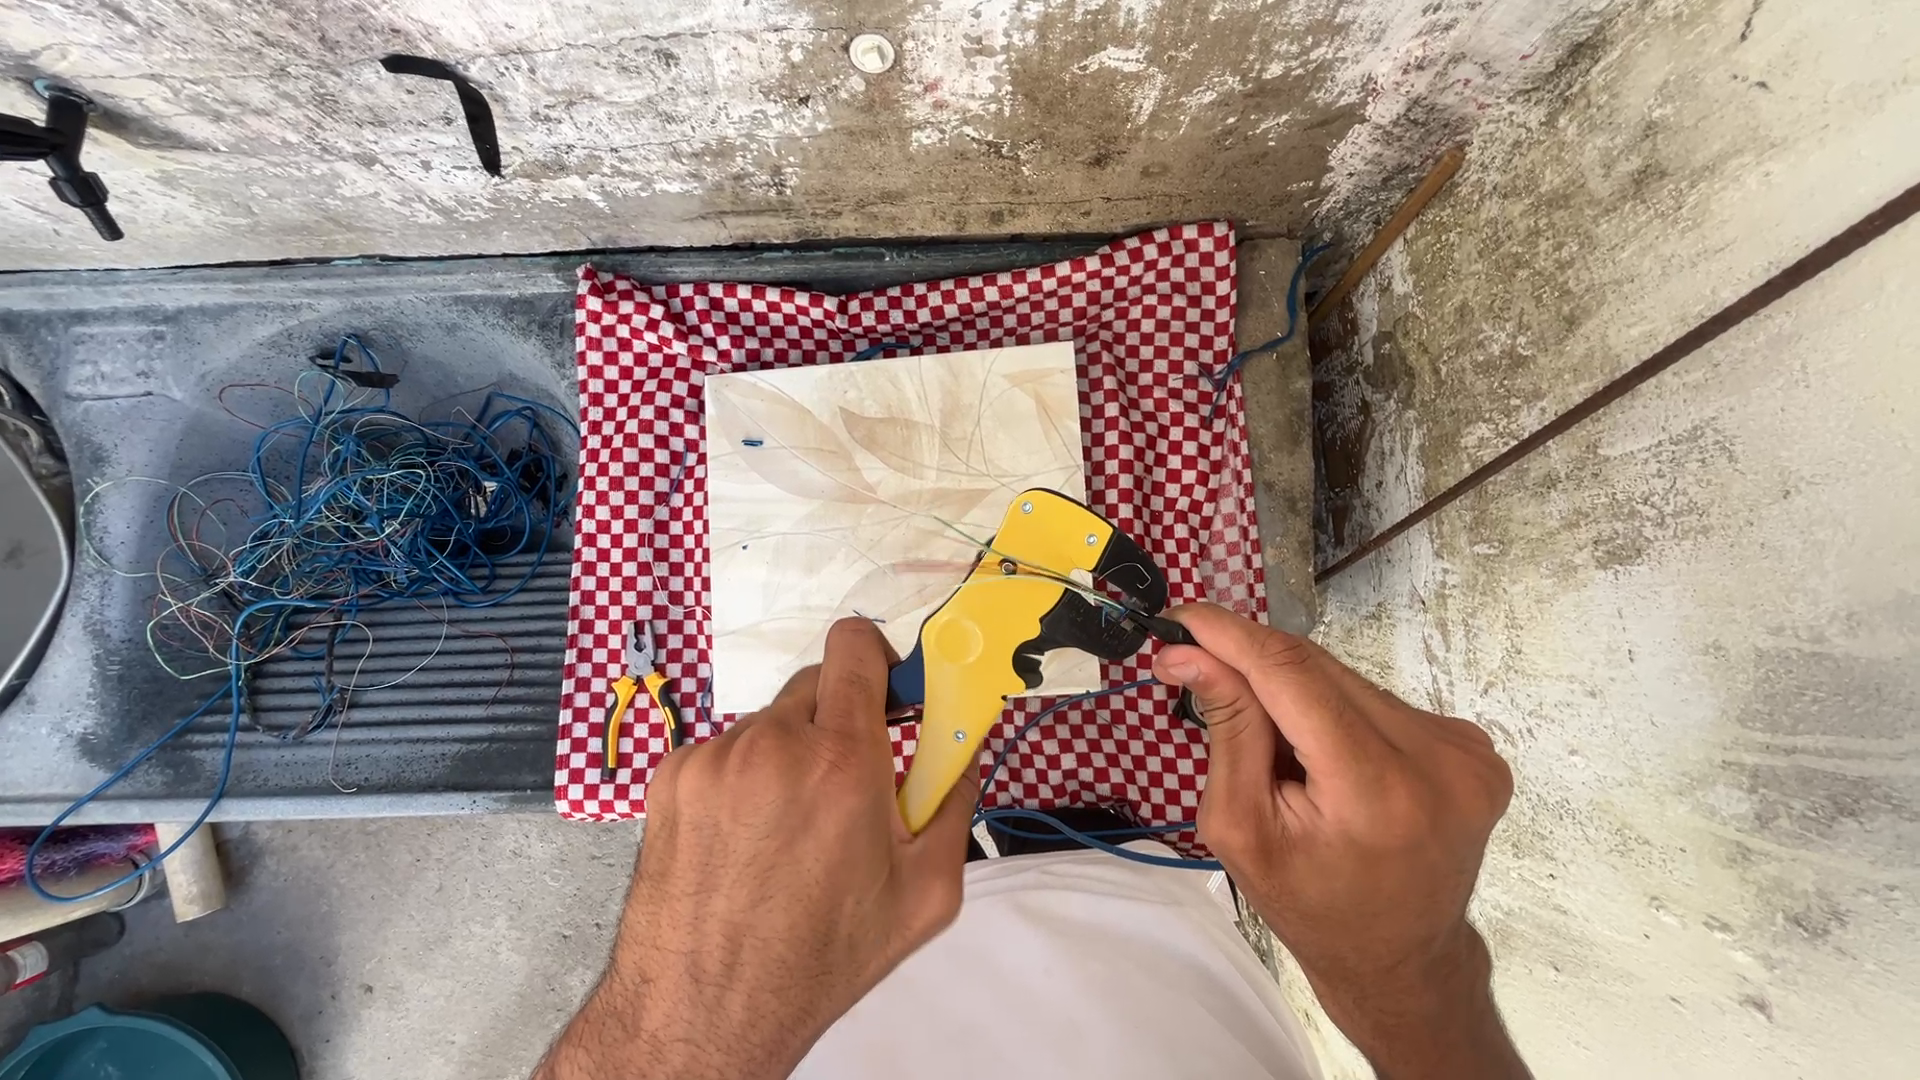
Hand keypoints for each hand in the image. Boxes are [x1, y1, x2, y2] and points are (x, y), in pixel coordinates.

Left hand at [536, 618, 978, 1079]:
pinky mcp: (670, 775)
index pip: (854, 646)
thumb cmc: (824, 956)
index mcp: (841, 761)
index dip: (876, 654)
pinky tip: (742, 835)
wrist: (703, 1013)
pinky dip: (743, 776)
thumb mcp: (926, 894)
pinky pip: (724, 750)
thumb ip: (956, 804)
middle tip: (845, 774)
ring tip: (786, 824)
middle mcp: (773, 742)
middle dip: (839, 716)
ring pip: (770, 721)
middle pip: (817, 684)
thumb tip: (967, 749)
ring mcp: (714, 756)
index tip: (888, 689)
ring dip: (789, 752)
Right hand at [1154, 604, 1526, 1079]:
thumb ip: (1225, 730)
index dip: (1227, 634)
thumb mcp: (1239, 827)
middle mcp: (1438, 755)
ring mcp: (1465, 747)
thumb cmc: (1308, 905)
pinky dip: (1324, 704)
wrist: (1401, 960)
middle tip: (1190, 667)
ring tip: (1267, 741)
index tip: (1176, 618)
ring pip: (1340, 675)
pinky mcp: (1469, 743)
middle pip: (1314, 667)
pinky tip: (1312, 748)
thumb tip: (1187, 655)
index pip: (1290, 673)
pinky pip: (1369, 695)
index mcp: (1377, 788)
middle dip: (1245, 659)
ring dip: (1285, 685)